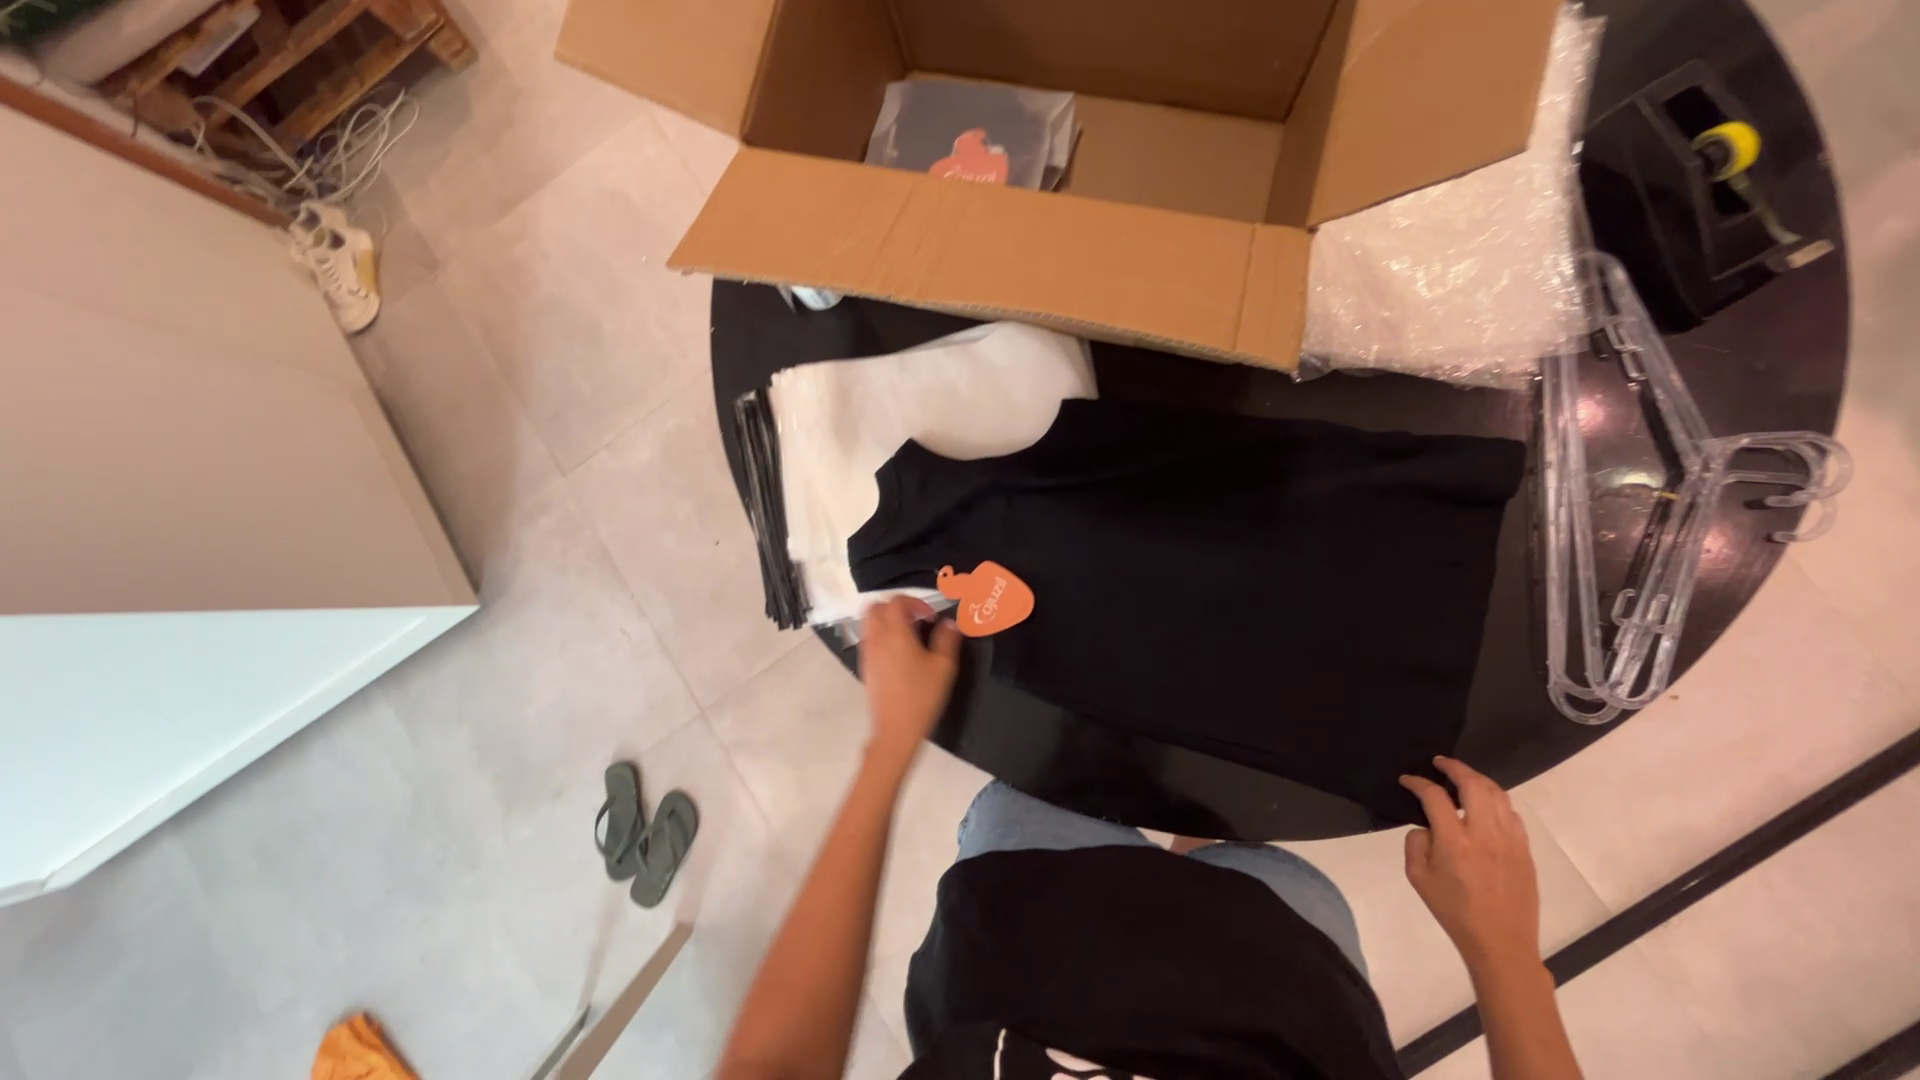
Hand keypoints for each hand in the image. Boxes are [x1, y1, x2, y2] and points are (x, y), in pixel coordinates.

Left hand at [858, 597, 961, 768]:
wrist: (895, 730)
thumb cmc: (921, 696)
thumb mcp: (943, 667)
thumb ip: (947, 639)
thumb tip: (950, 623)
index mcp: (895, 633)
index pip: (896, 601)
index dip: (915, 602)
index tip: (931, 617)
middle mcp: (876, 638)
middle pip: (876, 607)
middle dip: (897, 607)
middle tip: (917, 620)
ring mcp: (867, 653)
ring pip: (869, 622)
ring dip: (887, 620)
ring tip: (909, 636)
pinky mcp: (865, 667)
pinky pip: (868, 639)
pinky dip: (882, 635)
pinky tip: (900, 654)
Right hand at [1401, 756, 1540, 971]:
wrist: (1501, 942)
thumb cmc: (1454, 911)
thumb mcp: (1418, 878)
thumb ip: (1415, 844)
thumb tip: (1427, 827)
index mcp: (1455, 842)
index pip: (1434, 797)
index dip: (1418, 782)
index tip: (1407, 780)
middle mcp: (1485, 834)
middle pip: (1473, 784)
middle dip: (1454, 767)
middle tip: (1439, 762)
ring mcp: (1510, 841)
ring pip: (1498, 795)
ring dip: (1478, 780)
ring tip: (1463, 778)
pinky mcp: (1525, 850)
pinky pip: (1512, 814)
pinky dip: (1496, 801)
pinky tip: (1486, 806)